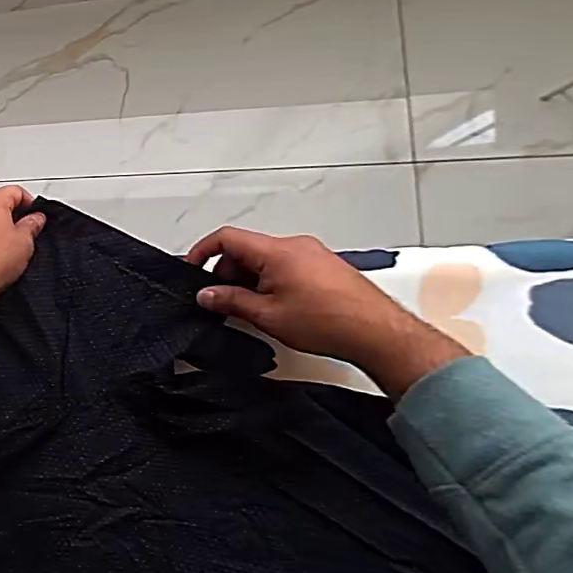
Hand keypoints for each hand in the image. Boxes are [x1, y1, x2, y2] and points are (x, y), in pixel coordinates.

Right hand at [185, 227, 466, 398]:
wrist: (379, 334)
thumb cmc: (334, 322)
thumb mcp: (266, 315)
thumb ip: (229, 301)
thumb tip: (208, 295)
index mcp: (278, 251)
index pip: (227, 238)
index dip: (203, 251)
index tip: (193, 267)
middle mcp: (296, 246)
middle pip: (245, 248)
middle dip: (227, 272)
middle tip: (222, 299)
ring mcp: (313, 254)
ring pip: (265, 258)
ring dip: (250, 279)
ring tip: (252, 308)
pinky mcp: (324, 266)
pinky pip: (285, 265)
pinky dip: (270, 281)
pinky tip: (274, 307)